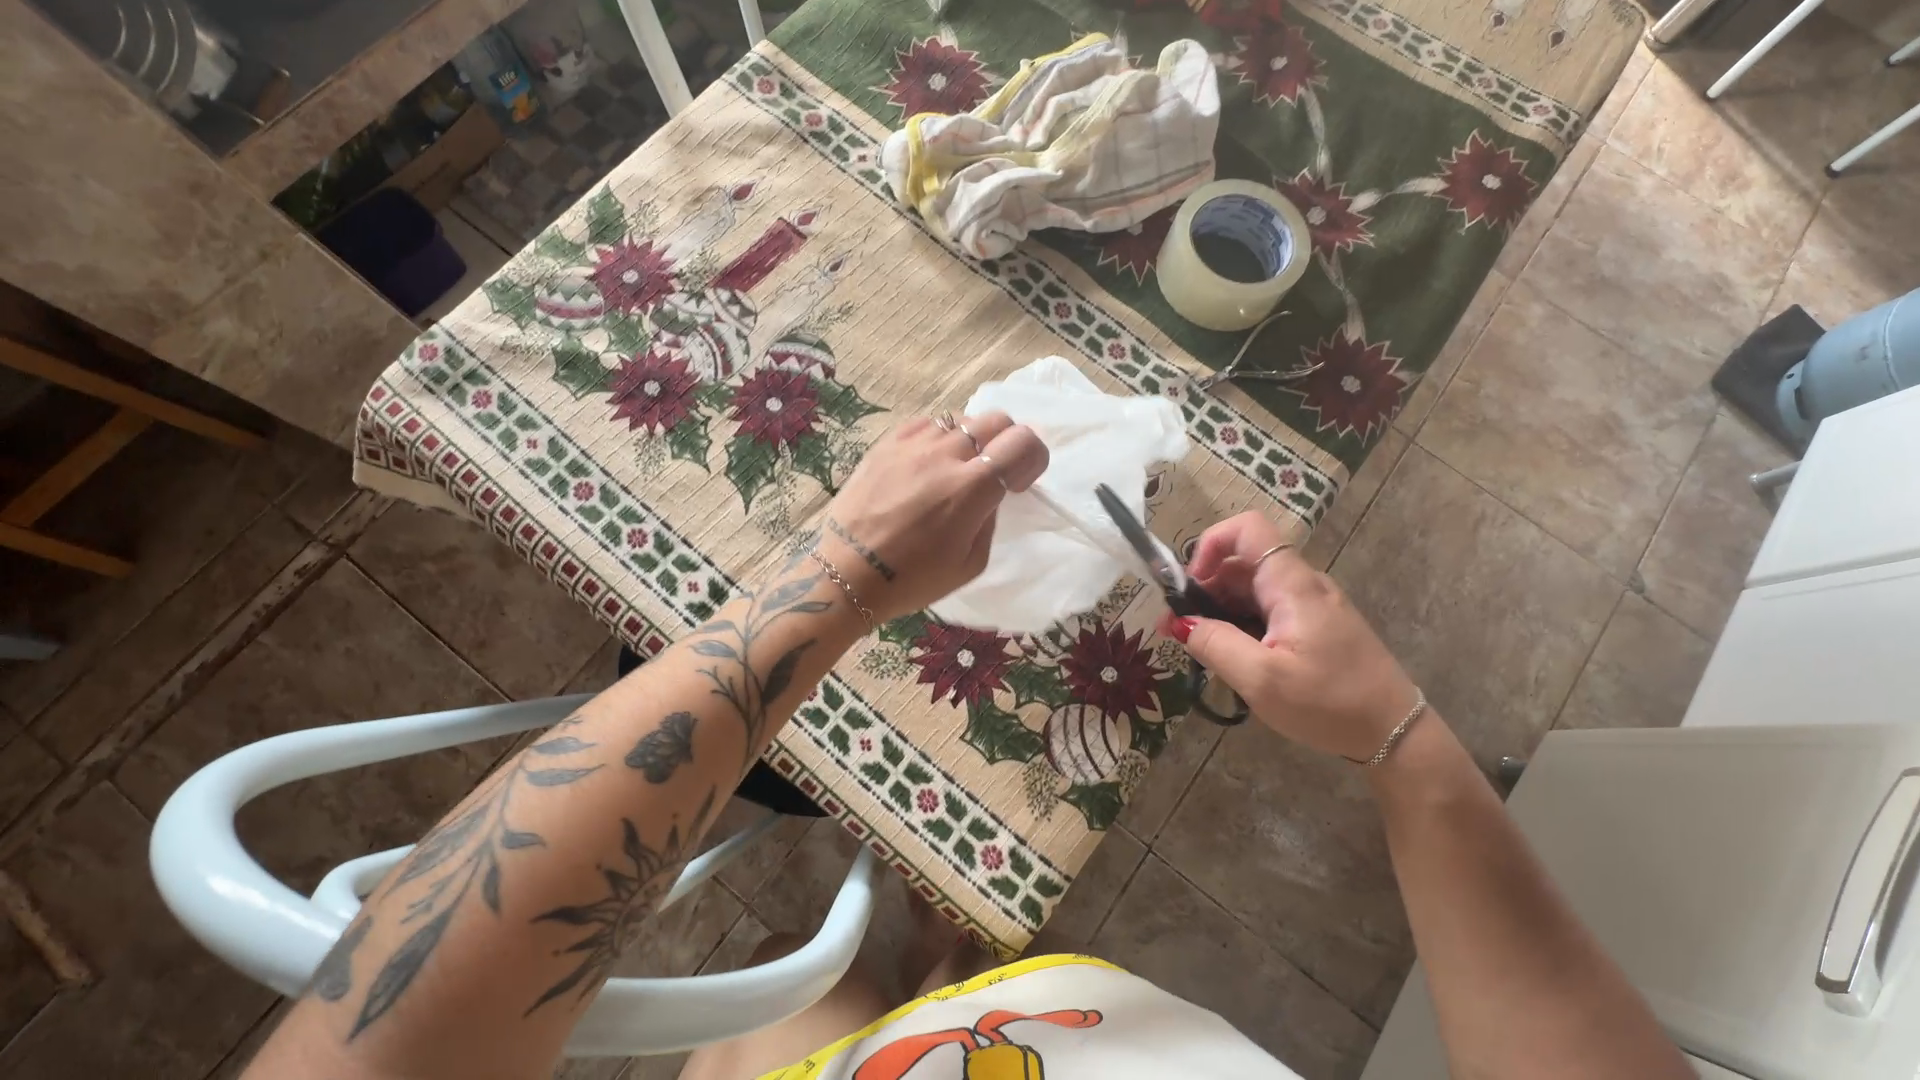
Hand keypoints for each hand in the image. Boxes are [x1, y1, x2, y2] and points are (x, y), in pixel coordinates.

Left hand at [819, 411, 1047, 621]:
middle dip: (1006, 443)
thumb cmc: (912, 579)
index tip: (1018, 485)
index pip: (1024, 442)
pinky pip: (926, 423)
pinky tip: (928, 465)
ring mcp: (912, 444)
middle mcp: (944, 455)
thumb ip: (989, 519)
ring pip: (960, 419)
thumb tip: (989, 493)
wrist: (847, 574)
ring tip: (956, 471)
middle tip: (993, 474)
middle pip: (996, 420)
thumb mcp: (970, 564)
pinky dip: (938, 438)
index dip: (1033, 459)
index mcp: (972, 488)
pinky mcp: (887, 443)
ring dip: (970, 441)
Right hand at [1160, 512, 1418, 761]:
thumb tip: (1178, 622)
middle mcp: (1302, 584)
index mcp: (1292, 585)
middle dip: (1204, 587)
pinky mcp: (1315, 626)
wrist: (1395, 733)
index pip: (1246, 528)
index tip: (1188, 588)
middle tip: (1179, 630)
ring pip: (1252, 587)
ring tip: (1202, 648)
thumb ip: (1215, 645)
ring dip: (1220, 608)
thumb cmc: (1329, 704)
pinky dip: (1241, 623)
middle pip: (1243, 561)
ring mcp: (1311, 605)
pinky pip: (1267, 608)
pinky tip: (1233, 656)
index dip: (1209, 544)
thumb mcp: (1262, 680)